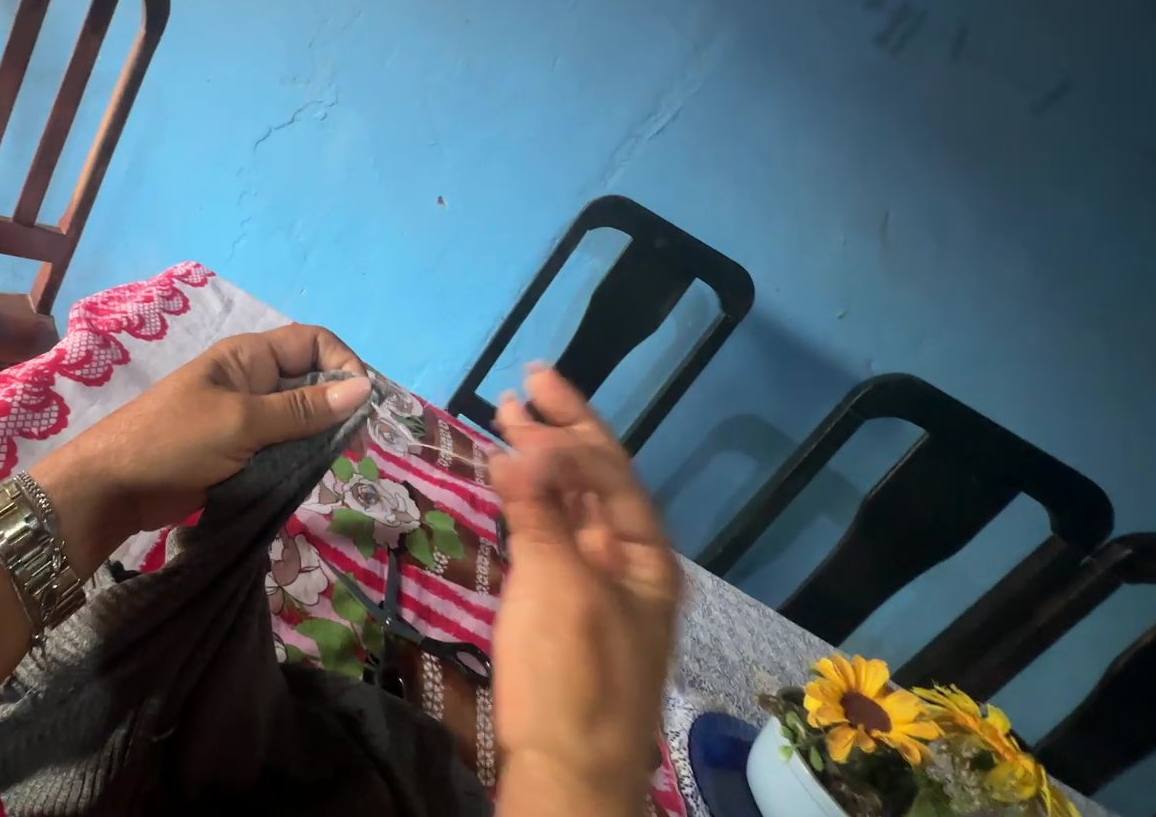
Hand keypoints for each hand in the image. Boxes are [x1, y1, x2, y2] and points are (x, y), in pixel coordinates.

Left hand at [29, 324, 371, 573]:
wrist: (114, 489)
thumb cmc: (176, 440)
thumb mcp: (244, 421)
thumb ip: (304, 408)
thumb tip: (364, 389)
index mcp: (250, 356)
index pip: (312, 342)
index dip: (344, 362)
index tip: (365, 401)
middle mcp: (254, 380)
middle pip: (312, 379)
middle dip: (340, 404)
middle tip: (361, 444)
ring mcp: (248, 417)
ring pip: (302, 417)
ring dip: (324, 435)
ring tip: (344, 462)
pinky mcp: (243, 451)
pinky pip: (285, 445)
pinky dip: (304, 456)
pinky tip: (318, 472)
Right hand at [490, 365, 682, 814]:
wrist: (564, 773)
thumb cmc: (572, 677)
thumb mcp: (559, 588)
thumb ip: (539, 514)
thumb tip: (517, 449)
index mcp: (646, 555)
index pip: (610, 471)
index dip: (571, 428)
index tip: (529, 393)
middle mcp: (626, 559)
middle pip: (594, 478)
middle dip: (561, 428)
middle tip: (524, 383)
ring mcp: (592, 579)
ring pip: (569, 501)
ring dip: (541, 458)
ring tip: (509, 417)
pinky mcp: (560, 598)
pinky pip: (548, 530)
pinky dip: (528, 498)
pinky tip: (509, 478)